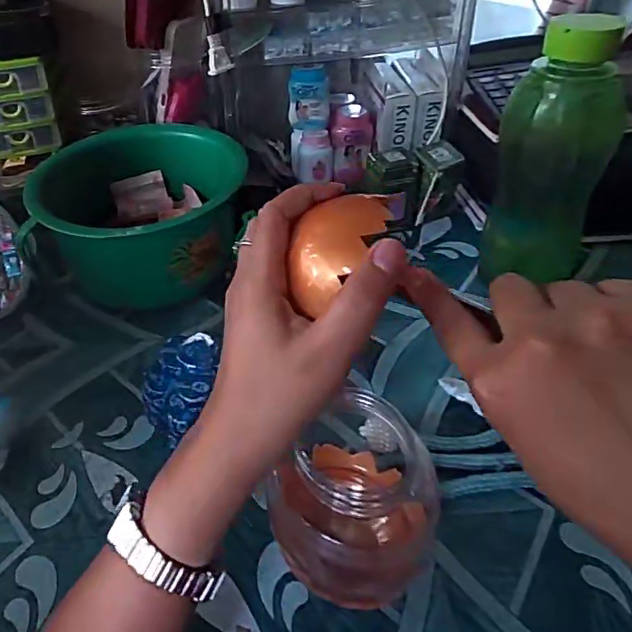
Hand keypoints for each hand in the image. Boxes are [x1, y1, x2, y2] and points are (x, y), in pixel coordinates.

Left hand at [206, 183, 410, 479]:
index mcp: (255, 280)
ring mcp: (245, 303)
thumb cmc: (282, 394)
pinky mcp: (253, 321)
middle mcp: (244, 283)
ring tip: (347, 244)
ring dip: (305, 240)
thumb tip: (393, 246)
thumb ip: (364, 297)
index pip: (271, 216)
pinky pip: (276, 278)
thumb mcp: (332, 347)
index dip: (304, 194)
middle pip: (271, 230)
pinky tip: (331, 288)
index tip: (343, 191)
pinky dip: (303, 267)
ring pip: (273, 255)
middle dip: (308, 213)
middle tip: (353, 215)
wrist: (238, 440)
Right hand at [404, 271, 631, 624]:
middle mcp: (539, 338)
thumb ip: (517, 394)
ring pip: (573, 287)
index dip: (433, 294)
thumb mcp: (545, 457)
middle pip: (513, 288)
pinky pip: (627, 291)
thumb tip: (520, 359)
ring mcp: (602, 314)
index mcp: (502, 385)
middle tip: (570, 347)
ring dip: (586, 312)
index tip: (412, 270)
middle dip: (532, 311)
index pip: (451, 321)